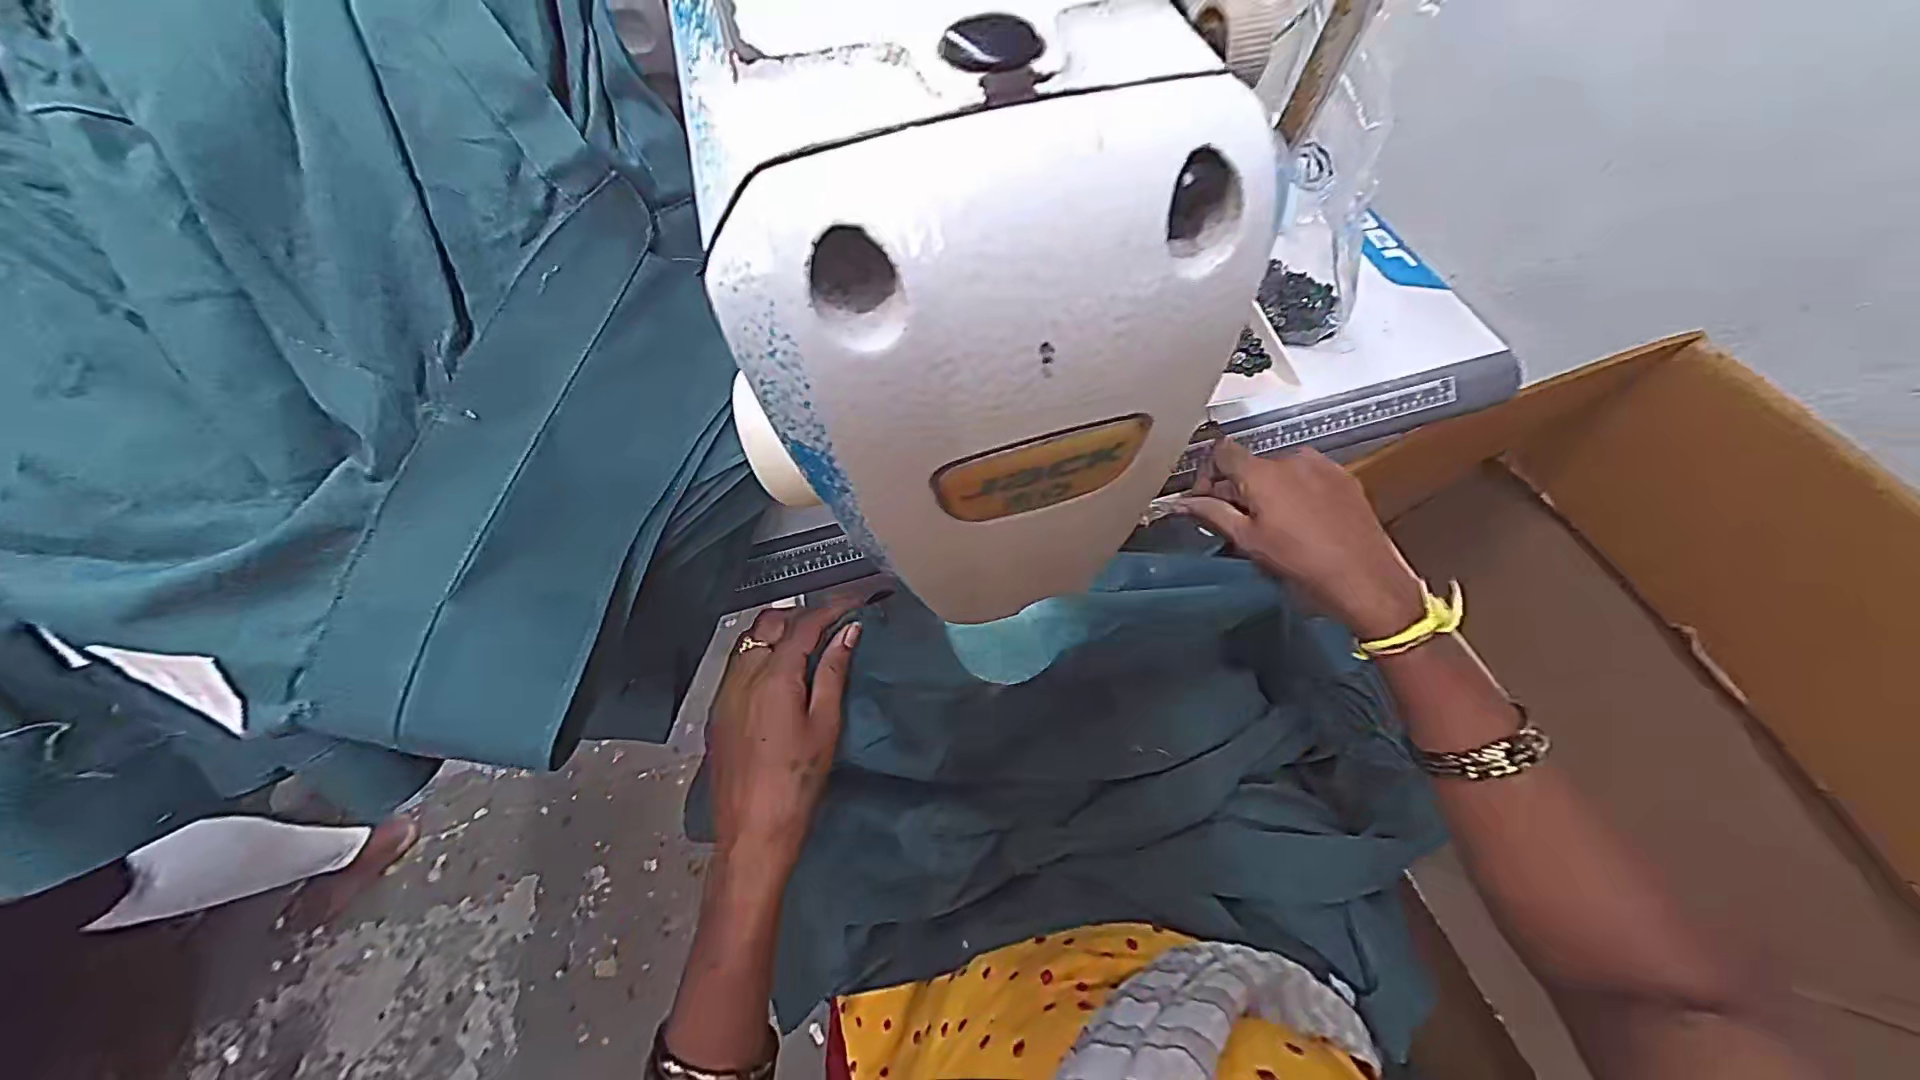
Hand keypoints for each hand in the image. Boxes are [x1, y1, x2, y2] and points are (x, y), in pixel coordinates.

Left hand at [706, 597, 865, 876]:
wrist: (752, 832)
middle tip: (833, 619)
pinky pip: (739, 662)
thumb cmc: (798, 780)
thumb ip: (833, 672)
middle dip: (801, 613)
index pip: (803, 625)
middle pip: (770, 622)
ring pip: (750, 640)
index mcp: (772, 676)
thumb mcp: (825, 724)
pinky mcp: (717, 709)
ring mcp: (724, 691)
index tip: (853, 600)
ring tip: (810, 639)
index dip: (830, 608)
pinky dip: (763, 651)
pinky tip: (781, 668)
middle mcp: (742, 675)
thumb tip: (848, 632)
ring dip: (779, 630)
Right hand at [1176, 441, 1424, 638]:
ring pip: (1278, 472)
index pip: (1221, 452)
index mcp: (1262, 473)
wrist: (1364, 576)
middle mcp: (1292, 459)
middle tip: (1238, 523)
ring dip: (1267, 492)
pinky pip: (1306, 477)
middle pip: (1250, 464)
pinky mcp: (1343, 477)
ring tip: (1273, 526)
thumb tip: (1184, 503)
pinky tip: (1300, 523)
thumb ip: (1212, 513)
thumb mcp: (1248, 540)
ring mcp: (1321, 466)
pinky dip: (1295, 493)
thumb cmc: (1302, 562)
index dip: (1208, 474)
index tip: (1207, 499)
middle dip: (1238, 489)